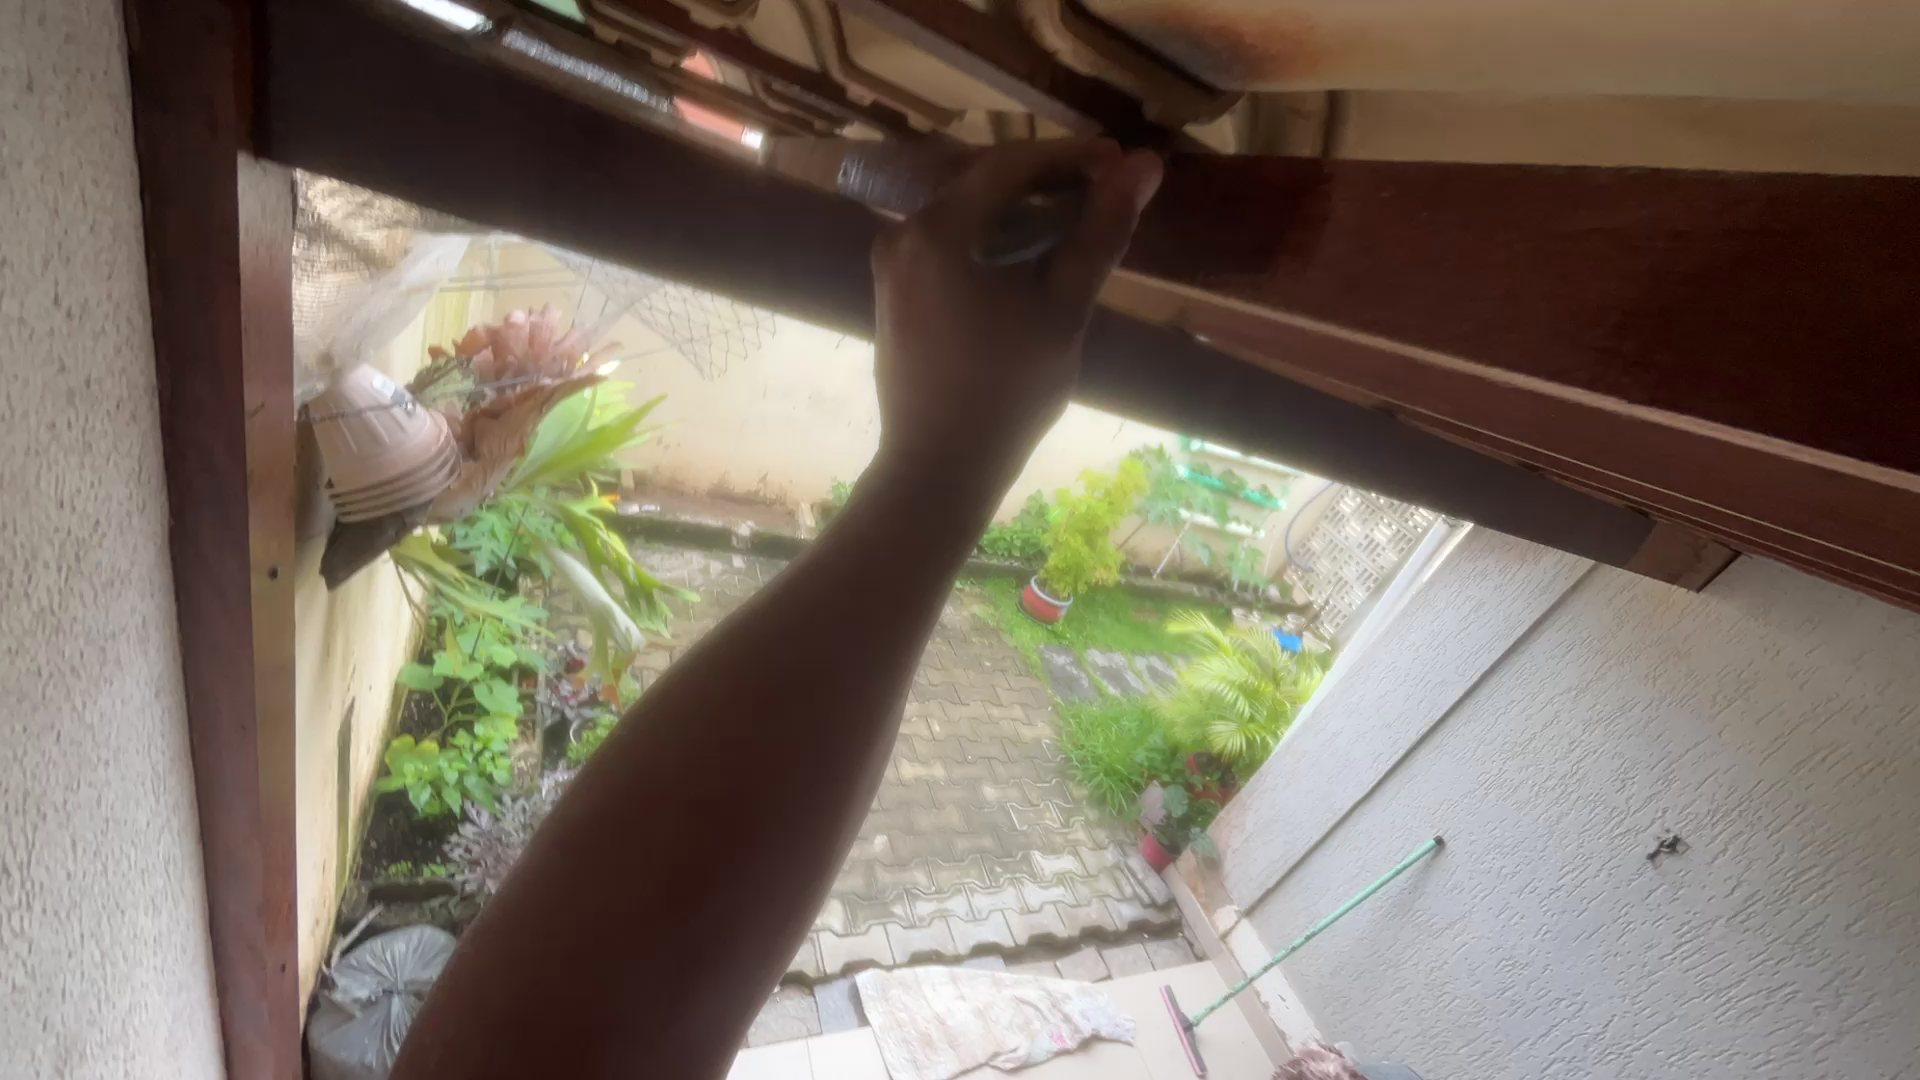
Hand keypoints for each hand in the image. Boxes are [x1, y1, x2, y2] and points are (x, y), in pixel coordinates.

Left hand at [870, 139, 1162, 491]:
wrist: (939, 468)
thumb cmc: (1006, 395)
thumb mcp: (1062, 313)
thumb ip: (1098, 236)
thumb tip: (1143, 166)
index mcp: (937, 232)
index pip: (1009, 166)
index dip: (1069, 159)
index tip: (1117, 163)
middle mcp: (901, 239)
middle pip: (980, 188)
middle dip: (1041, 186)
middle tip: (1098, 195)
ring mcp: (890, 272)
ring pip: (962, 221)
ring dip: (1014, 218)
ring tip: (1068, 229)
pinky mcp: (893, 301)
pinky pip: (944, 252)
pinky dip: (986, 248)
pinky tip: (1021, 267)